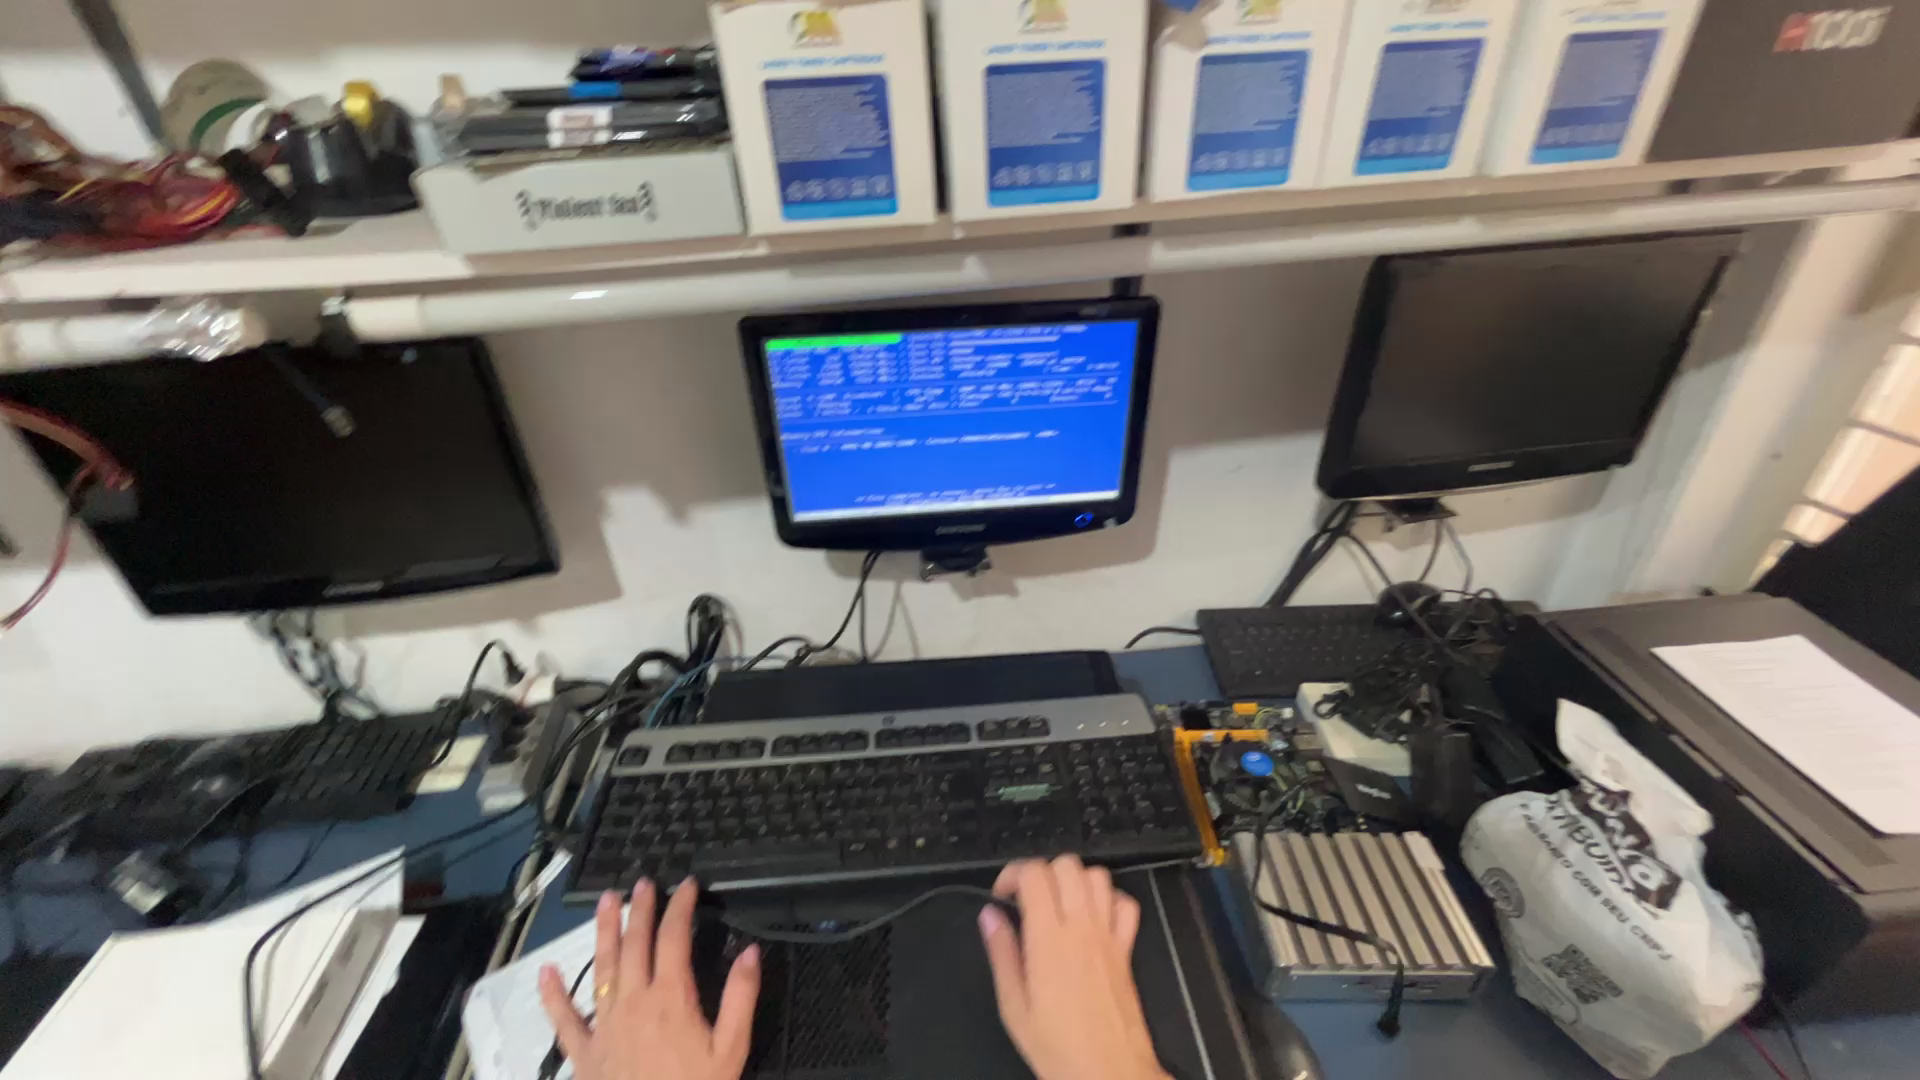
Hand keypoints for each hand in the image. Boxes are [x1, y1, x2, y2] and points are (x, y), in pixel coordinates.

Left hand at [539, 878, 760, 1079]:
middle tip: (644, 882)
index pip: (674, 937)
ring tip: (605, 901)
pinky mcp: (582, 1056)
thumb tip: (750, 950)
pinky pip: (563, 1021)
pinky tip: (544, 972)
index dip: (680, 906)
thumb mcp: (731, 1049)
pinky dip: (553, 995)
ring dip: (604, 931)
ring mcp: (604, 1027)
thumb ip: (741, 996)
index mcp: (671, 997)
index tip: (687, 884)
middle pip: (636, 944)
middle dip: (641, 909)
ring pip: (602, 968)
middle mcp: (634, 1002)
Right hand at [978, 856, 1169, 1079]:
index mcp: (1049, 939)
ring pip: (1097, 875)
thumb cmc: (1058, 1049)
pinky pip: (1126, 903)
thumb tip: (989, 916)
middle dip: (1042, 871)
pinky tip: (1092, 915)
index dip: (1013, 873)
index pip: (1034, 873)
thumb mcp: (1015, 1008)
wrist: (1112, 1075)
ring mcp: (1108, 934)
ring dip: (1074, 879)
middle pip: (1066, 864)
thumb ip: (1002, 954)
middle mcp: (1082, 927)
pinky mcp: (1128, 948)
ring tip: (1059, 902)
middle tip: (1028, 898)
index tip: (1003, 895)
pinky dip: (1108, 899)